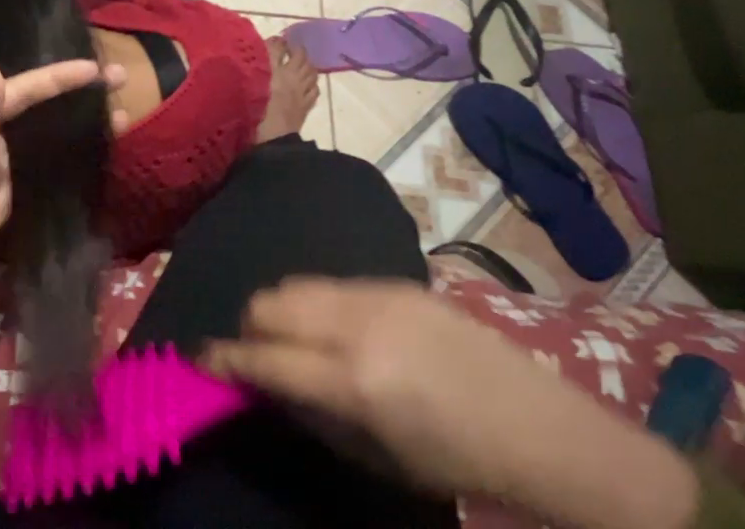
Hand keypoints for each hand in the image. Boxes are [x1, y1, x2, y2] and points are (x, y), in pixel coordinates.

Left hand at [0, 59, 123, 285]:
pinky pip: (38, 184)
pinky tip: (93, 163)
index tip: (93, 69)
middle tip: (122, 85)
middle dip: (77, 100)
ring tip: (120, 121)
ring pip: (44, 147)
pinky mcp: (0, 208)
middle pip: (40, 116)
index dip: (56, 79)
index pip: (20, 92)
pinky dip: (64, 172)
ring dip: (77, 134)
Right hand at [202, 279, 699, 528]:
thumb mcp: (373, 455)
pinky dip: (315, 303)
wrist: (545, 431)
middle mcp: (358, 326)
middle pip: (268, 303)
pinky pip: (331, 284)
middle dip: (247, 328)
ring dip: (278, 310)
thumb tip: (259, 382)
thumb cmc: (455, 461)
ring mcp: (379, 296)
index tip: (199, 360)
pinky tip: (337, 330)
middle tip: (254, 354)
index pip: (262, 357)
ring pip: (294, 284)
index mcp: (354, 380)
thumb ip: (307, 411)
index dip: (223, 358)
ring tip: (293, 339)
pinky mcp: (399, 282)